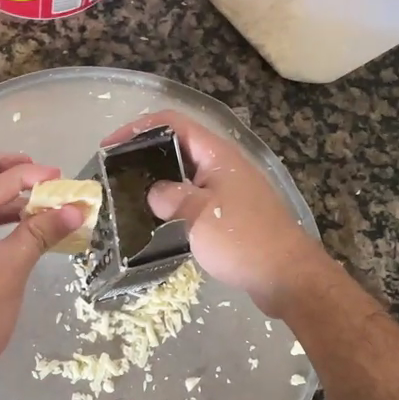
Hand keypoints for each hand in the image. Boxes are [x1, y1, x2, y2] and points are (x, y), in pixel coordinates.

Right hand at [102, 112, 328, 316]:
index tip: (110, 146)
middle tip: (117, 172)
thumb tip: (154, 193)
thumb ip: (170, 197)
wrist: (288, 277)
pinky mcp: (234, 213)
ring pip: (187, 174)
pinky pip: (197, 197)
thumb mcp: (198, 215)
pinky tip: (160, 221)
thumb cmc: (243, 240)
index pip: (173, 123)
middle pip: (179, 145)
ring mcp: (232, 189)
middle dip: (146, 154)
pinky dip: (176, 202)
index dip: (138, 128)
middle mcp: (225, 165)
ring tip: (130, 196)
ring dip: (160, 181)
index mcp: (218, 154)